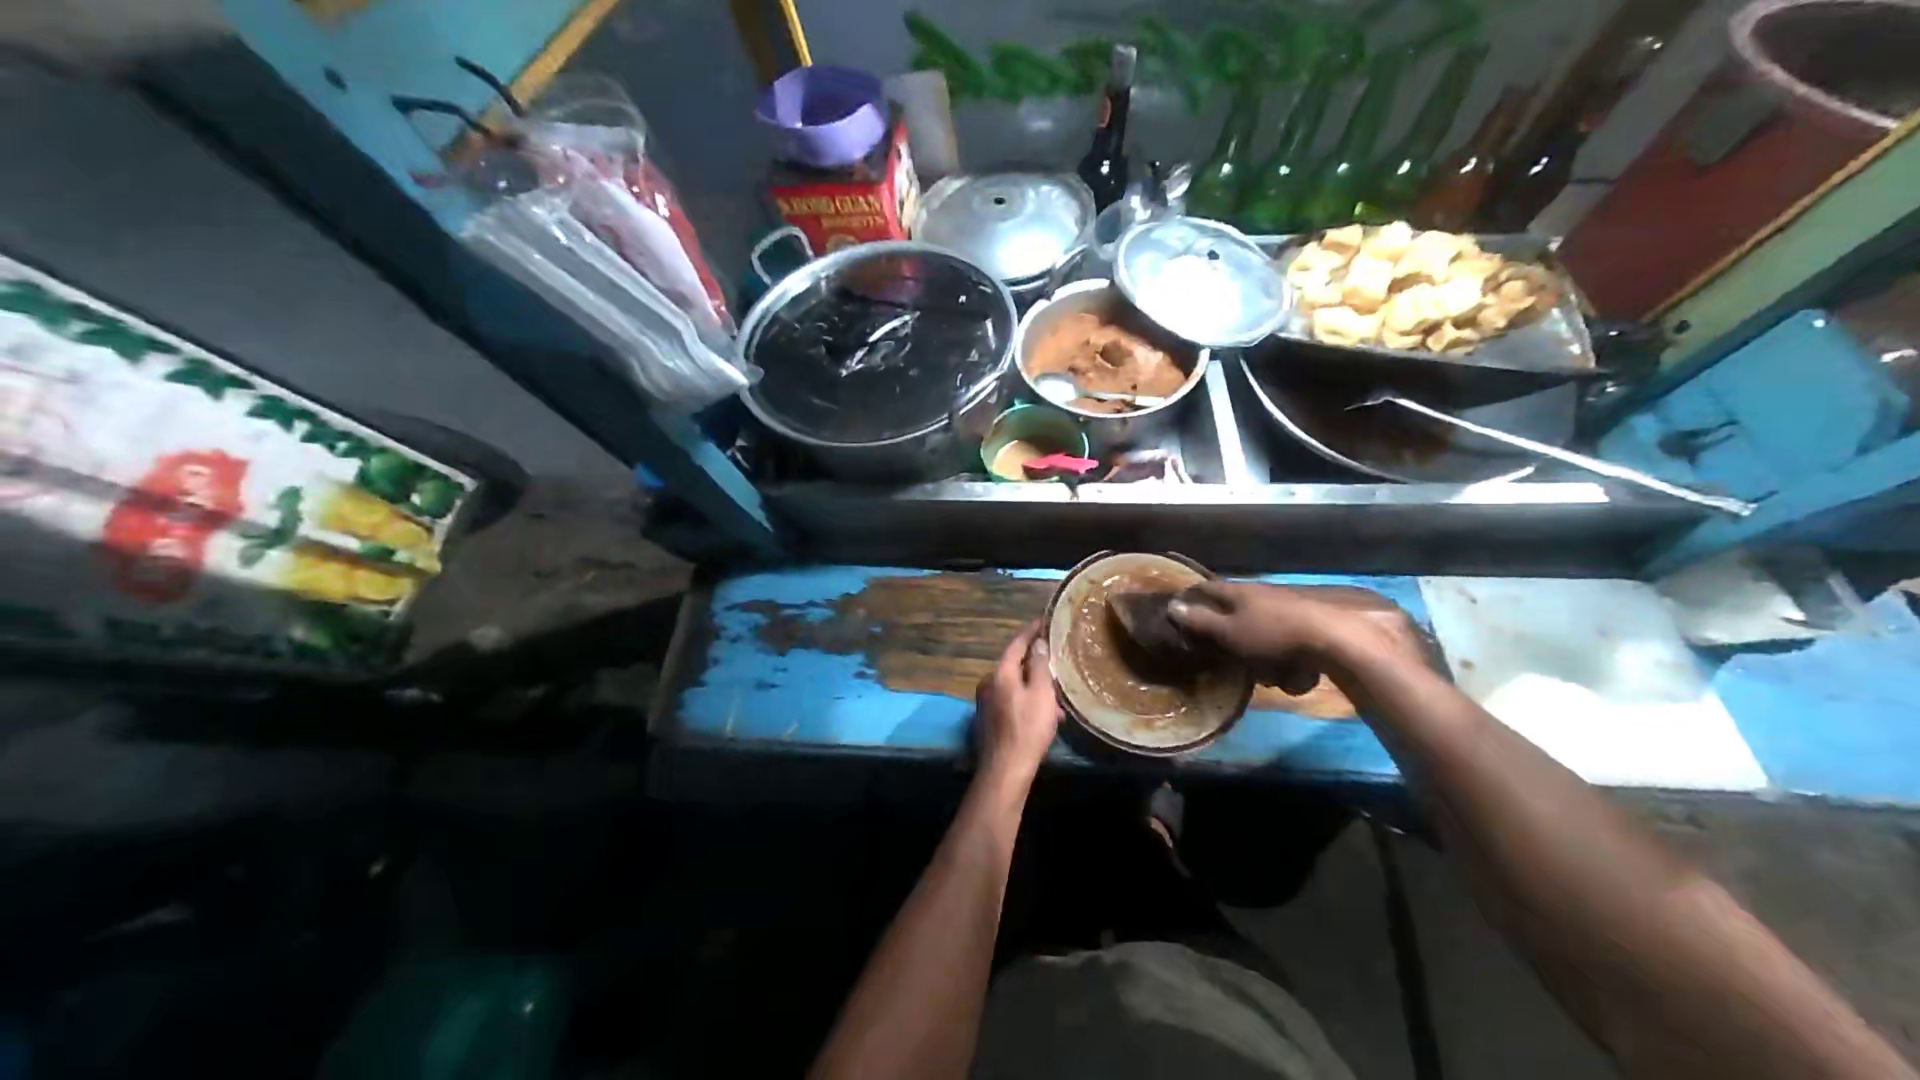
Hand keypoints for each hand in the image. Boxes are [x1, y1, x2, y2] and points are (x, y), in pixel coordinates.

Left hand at [973, 620, 1060, 780]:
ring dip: (1037, 689)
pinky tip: (1047, 717)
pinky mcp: (990, 719)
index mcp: (1000, 673)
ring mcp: (986, 702)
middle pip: (1016, 665)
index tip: (1044, 621)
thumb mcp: (1042, 694)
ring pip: (1016, 686)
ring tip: (1058, 700)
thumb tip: (1037, 644)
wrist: (1006, 770)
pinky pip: (1013, 701)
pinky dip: (1029, 703)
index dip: (1031, 631)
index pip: (1016, 643)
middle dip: (1038, 665)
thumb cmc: (1028, 728)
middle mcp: (989, 683)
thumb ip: (1040, 666)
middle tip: (1058, 663)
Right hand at [1167, 582, 1430, 680]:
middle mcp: (1260, 594)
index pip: (1205, 588)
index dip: (1190, 597)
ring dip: (1259, 652)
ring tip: (1264, 675)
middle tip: (1223, 656)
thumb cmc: (1272, 635)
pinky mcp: (1307, 623)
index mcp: (1237, 592)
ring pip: (1261, 630)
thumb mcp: (1228, 633)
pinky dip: (1286, 658)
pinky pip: (1286, 642)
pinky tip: (1292, 675)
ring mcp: (1285, 607)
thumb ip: (1200, 622)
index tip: (1177, 610)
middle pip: (1233, 611)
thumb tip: (1172, 606)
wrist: (1334, 640)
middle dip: (1227, 634)